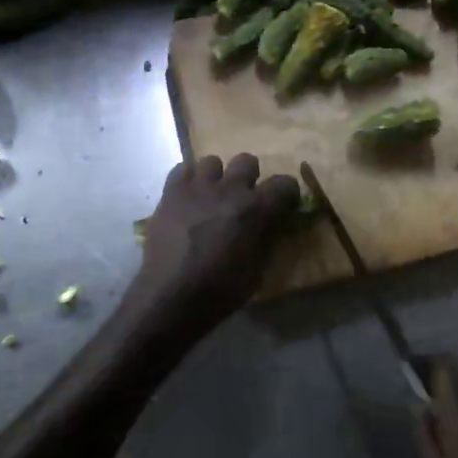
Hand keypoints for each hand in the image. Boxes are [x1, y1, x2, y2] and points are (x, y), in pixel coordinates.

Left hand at [125, 154, 299, 343]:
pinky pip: (182, 169)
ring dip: (216, 177)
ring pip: (212, 161)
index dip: (286, 193)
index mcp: (256, 209)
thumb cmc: (220, 290)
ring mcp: (197, 188)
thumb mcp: (257, 270)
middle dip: (248, 177)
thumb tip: (270, 225)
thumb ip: (266, 239)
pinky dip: (188, 180)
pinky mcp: (171, 193)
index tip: (282, 204)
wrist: (172, 296)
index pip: (285, 183)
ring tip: (210, 197)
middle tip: (241, 199)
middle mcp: (229, 189)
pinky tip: (187, 198)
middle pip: (247, 160)